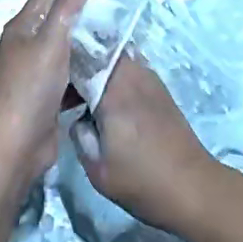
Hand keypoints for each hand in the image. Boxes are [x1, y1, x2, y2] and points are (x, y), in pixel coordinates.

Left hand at [0, 0, 88, 179]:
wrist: (16, 143)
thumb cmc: (30, 87)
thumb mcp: (50, 43)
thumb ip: (65, 10)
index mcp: (23, 26)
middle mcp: (27, 43)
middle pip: (55, 14)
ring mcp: (36, 69)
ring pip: (64, 43)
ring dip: (84, 33)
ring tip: (110, 21)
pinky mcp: (48, 93)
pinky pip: (71, 70)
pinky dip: (86, 64)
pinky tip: (105, 63)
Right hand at [72, 55, 227, 237]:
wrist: (197, 191)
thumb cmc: (145, 183)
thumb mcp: (98, 170)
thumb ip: (79, 136)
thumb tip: (78, 119)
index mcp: (111, 90)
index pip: (77, 57)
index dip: (58, 64)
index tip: (45, 80)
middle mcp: (130, 74)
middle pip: (94, 50)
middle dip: (75, 62)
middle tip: (62, 88)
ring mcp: (147, 77)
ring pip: (111, 56)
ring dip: (93, 67)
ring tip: (81, 93)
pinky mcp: (158, 87)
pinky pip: (126, 67)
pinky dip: (111, 73)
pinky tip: (104, 97)